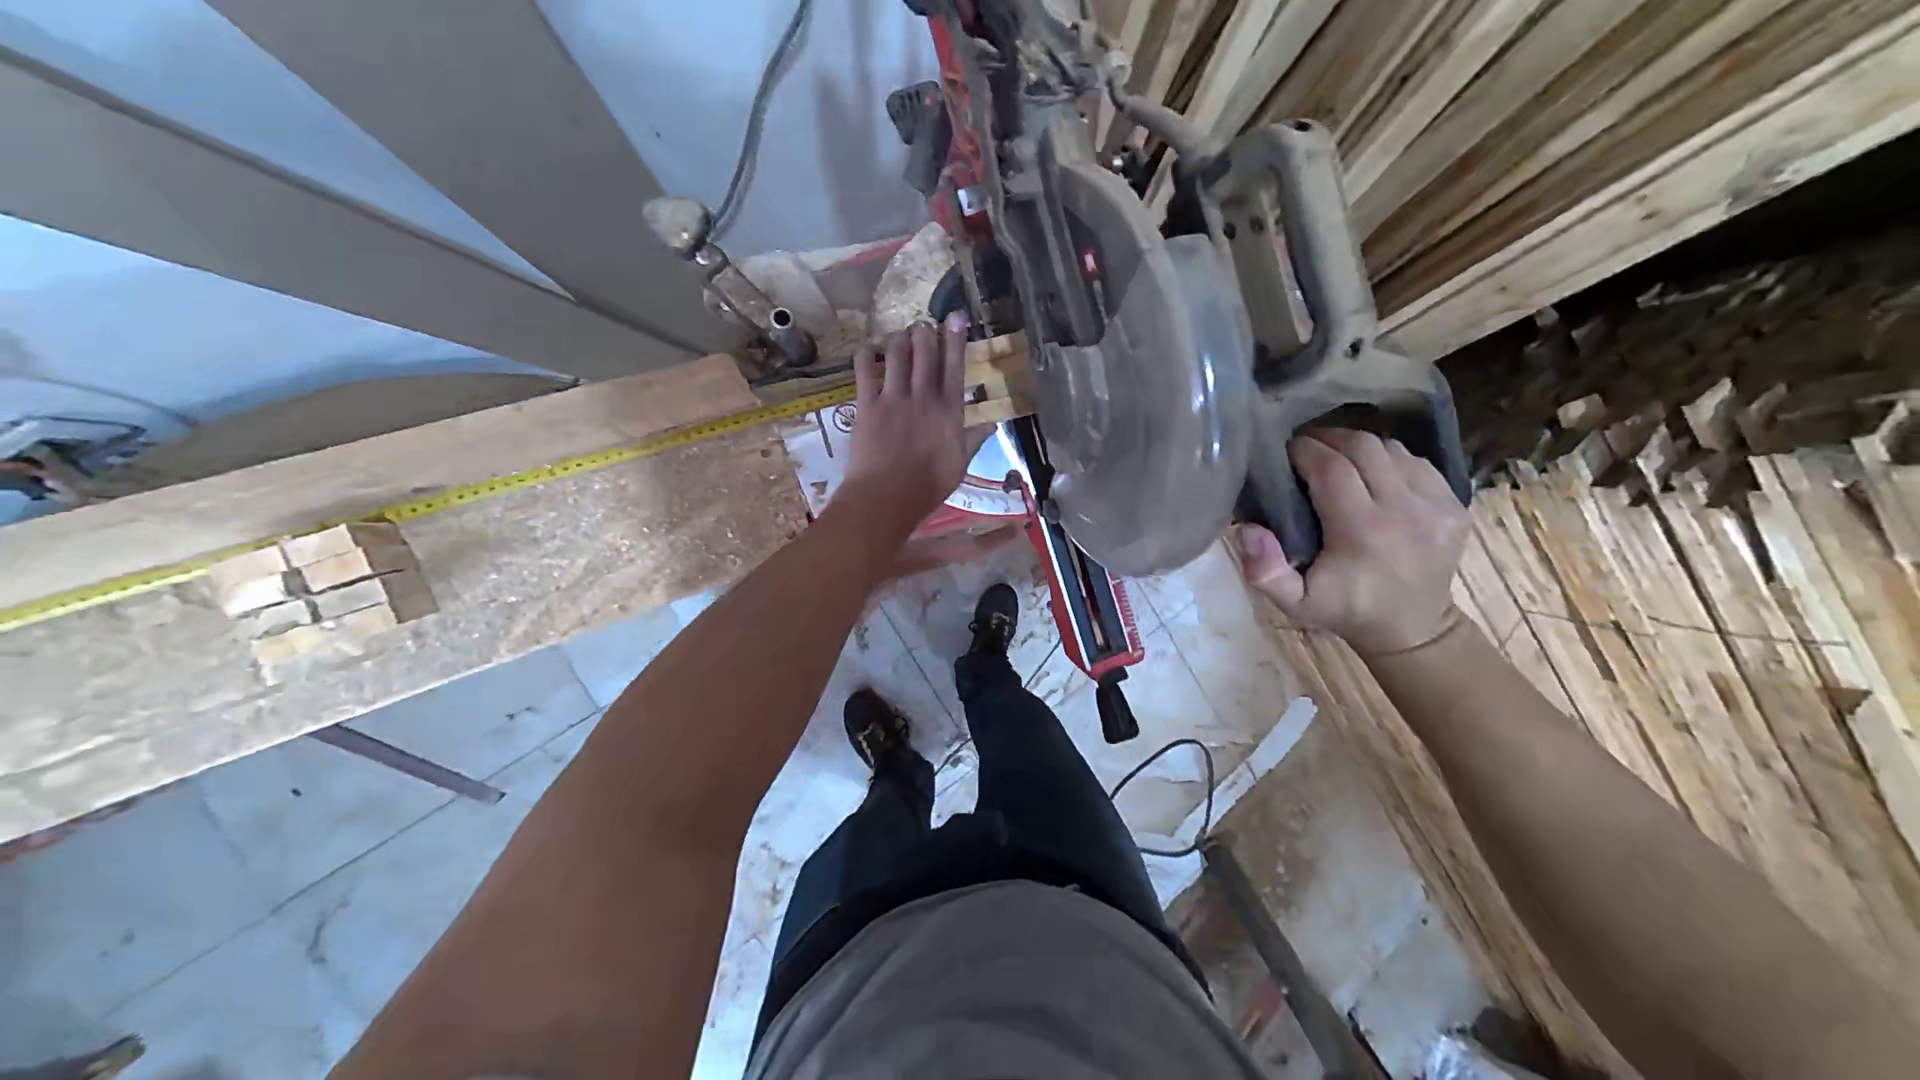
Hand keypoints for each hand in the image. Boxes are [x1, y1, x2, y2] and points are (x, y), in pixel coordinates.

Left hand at [838, 315, 988, 529]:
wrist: (887, 498)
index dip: (955, 337)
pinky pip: (864, 368)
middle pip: (924, 349)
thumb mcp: (960, 464)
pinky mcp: (866, 404)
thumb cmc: (928, 486)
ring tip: (899, 338)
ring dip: (898, 338)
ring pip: (896, 351)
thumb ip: (974, 439)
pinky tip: (869, 351)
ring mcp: (892, 398)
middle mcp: (922, 396)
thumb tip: (993, 423)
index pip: (954, 364)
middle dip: (924, 332)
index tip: (954, 316)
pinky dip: (866, 354)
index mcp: (949, 410)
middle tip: (921, 331)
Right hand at [1234, 430, 1469, 655]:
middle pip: (1364, 448)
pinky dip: (1388, 459)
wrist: (1412, 629)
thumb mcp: (1294, 602)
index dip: (1305, 451)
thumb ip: (1265, 570)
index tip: (1285, 451)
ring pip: (1392, 449)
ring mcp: (1436, 506)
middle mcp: (1405, 510)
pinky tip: (1371, 472)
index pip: (1332, 468)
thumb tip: (1247, 528)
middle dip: (1330, 440)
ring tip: (1335, 457)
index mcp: (1363, 532)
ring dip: (1358, 447)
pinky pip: (1416, 462)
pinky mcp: (1455, 505)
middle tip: (1306, 448)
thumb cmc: (1345, 611)